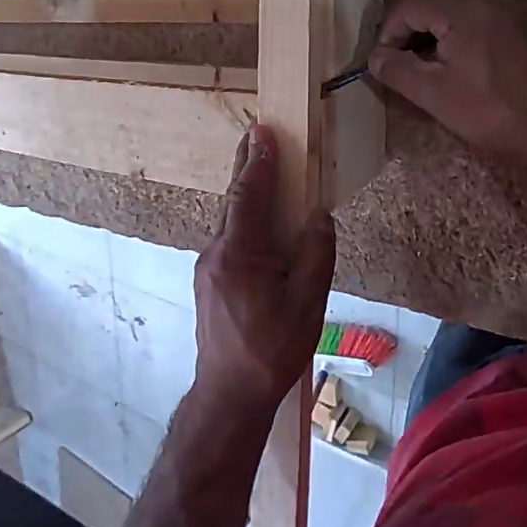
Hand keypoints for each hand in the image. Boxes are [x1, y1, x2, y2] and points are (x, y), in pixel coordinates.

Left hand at [191, 124, 335, 415]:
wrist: (229, 394)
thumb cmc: (272, 349)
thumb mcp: (307, 303)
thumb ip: (315, 254)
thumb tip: (319, 216)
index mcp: (239, 253)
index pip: (249, 195)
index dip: (258, 162)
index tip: (264, 131)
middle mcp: (216, 252)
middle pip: (233, 200)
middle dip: (245, 165)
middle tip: (255, 134)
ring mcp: (207, 266)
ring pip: (228, 219)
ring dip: (244, 192)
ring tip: (259, 169)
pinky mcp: (208, 280)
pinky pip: (227, 236)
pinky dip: (242, 216)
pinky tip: (256, 218)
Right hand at [368, 0, 526, 164]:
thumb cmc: (494, 112)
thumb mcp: (435, 96)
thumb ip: (398, 71)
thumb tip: (374, 58)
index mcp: (462, 7)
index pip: (407, 5)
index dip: (386, 33)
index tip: (380, 64)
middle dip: (406, 28)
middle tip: (395, 63)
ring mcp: (506, 10)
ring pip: (453, 7)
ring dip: (430, 31)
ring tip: (419, 65)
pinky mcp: (519, 27)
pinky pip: (475, 17)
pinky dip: (454, 33)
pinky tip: (452, 64)